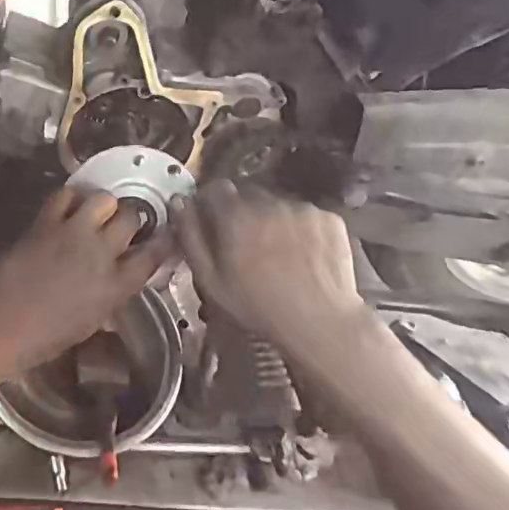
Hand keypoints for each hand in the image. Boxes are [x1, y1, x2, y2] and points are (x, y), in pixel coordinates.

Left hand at [0, 187, 175, 373]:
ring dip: (104, 204)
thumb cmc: (47, 337)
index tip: (161, 235)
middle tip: (121, 224)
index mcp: (118, 286)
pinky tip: (71, 206)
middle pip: (132, 218)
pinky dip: (73, 197)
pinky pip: (67, 195)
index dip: (162, 241)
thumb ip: (112, 293)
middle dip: (131, 218)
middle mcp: (103, 254)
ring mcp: (74, 234)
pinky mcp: (46, 223)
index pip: (154, 254)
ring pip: (104, 199)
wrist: (2, 326)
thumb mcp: (93, 321)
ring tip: (96, 213)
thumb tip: (118, 277)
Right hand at [174, 181, 368, 350]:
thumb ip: (191, 237)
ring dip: (271, 219)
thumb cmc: (258, 308)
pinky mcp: (329, 217)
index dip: (211, 203)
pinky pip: (305, 215)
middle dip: (241, 212)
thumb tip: (179, 202)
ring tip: (277, 254)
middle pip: (247, 193)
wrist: (320, 322)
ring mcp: (303, 208)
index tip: (213, 222)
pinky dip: (300, 228)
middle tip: (245, 244)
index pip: (216, 188)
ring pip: (278, 203)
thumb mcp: (211, 281)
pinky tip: (302, 255)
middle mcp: (269, 203)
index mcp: (236, 216)